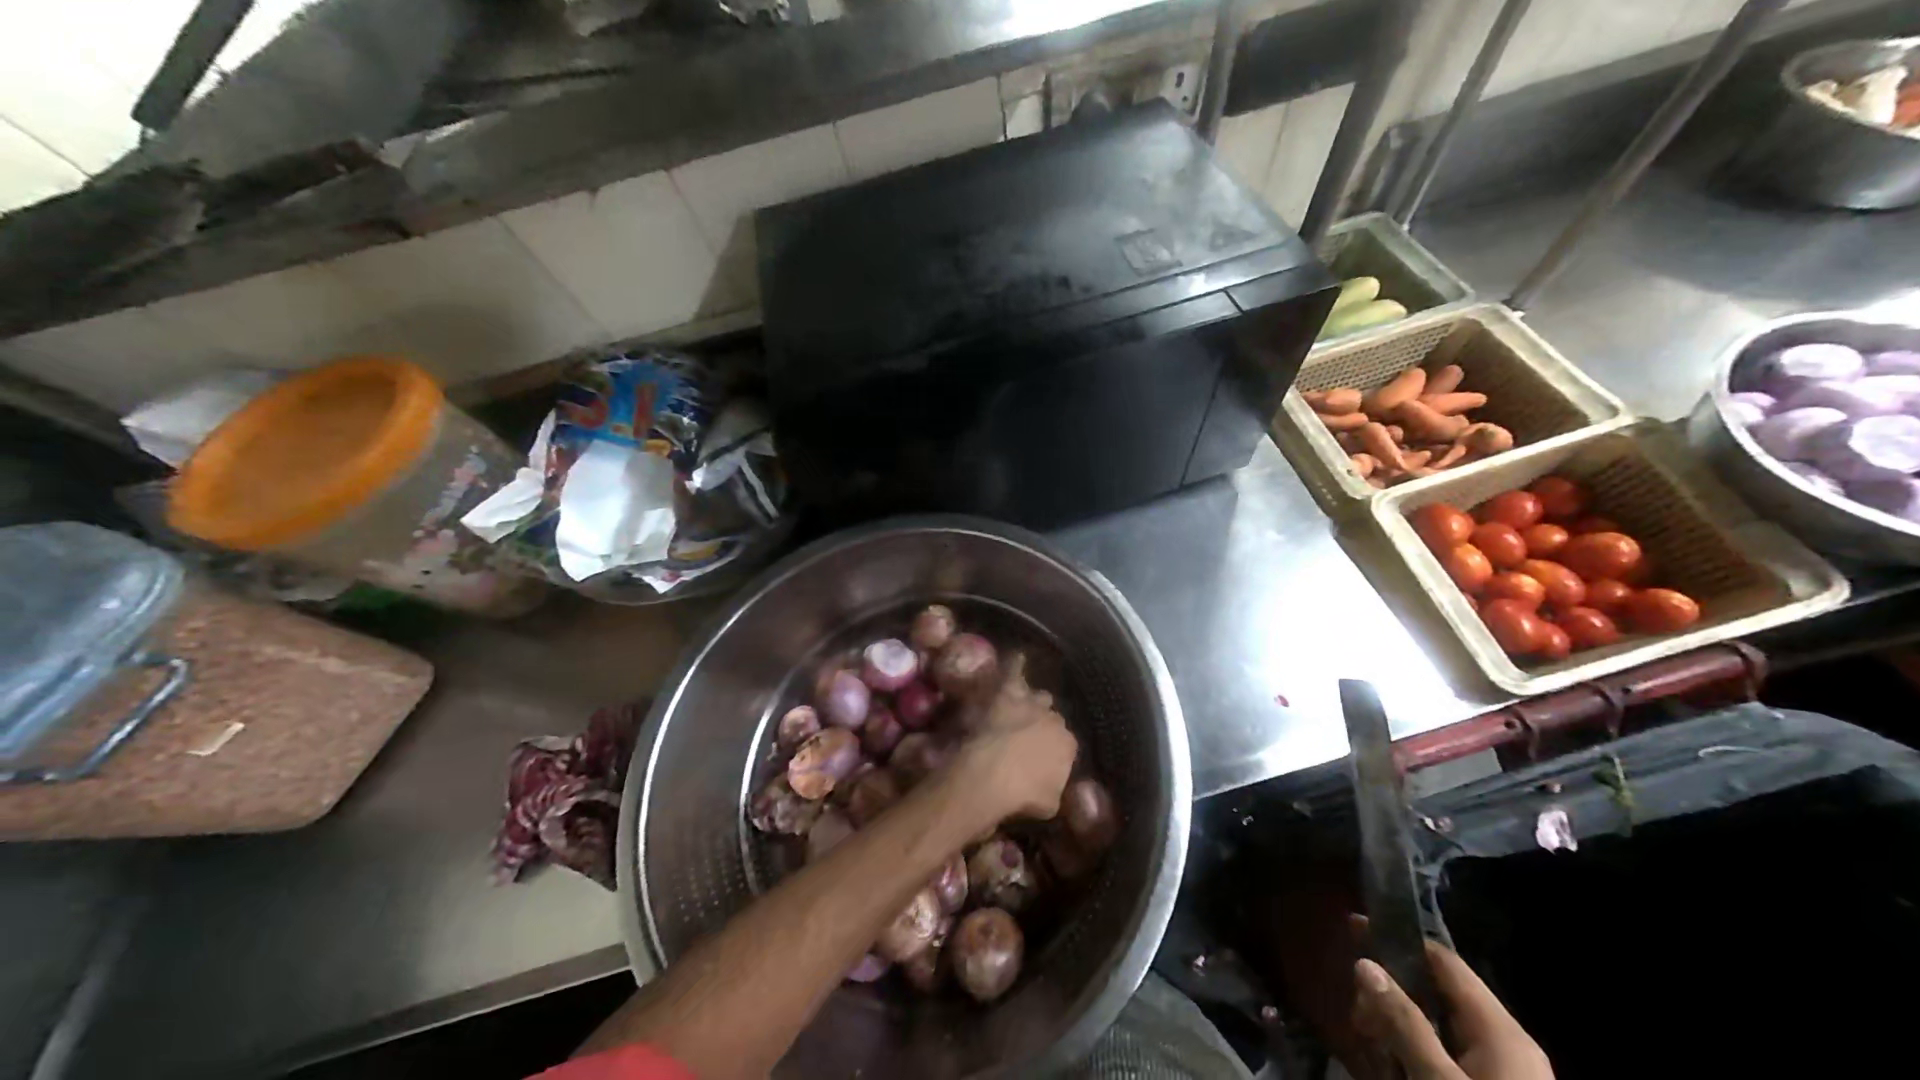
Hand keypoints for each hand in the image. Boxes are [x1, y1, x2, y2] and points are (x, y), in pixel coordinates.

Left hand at [947, 653, 1076, 822]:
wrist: (993, 775)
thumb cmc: (1022, 798)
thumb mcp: (1049, 804)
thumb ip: (1052, 789)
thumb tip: (1047, 787)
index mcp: (1068, 747)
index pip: (1065, 746)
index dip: (1051, 752)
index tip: (1039, 761)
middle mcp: (1055, 720)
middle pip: (1052, 719)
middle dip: (1042, 726)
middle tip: (1027, 738)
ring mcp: (1031, 704)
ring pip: (1039, 697)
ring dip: (1032, 703)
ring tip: (1023, 708)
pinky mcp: (1007, 693)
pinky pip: (1015, 670)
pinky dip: (1016, 663)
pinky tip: (1017, 656)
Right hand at [1351, 941, 1552, 1079]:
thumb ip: (1401, 1021)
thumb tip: (1365, 964)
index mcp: (1501, 1031)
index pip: (1444, 961)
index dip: (1398, 939)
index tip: (1351, 929)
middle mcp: (1506, 1043)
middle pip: (1437, 993)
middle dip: (1390, 994)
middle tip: (1356, 1016)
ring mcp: (1504, 1072)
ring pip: (1438, 1025)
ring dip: (1398, 1026)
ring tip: (1369, 1047)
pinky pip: (1447, 1056)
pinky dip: (1415, 1053)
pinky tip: (1391, 1068)